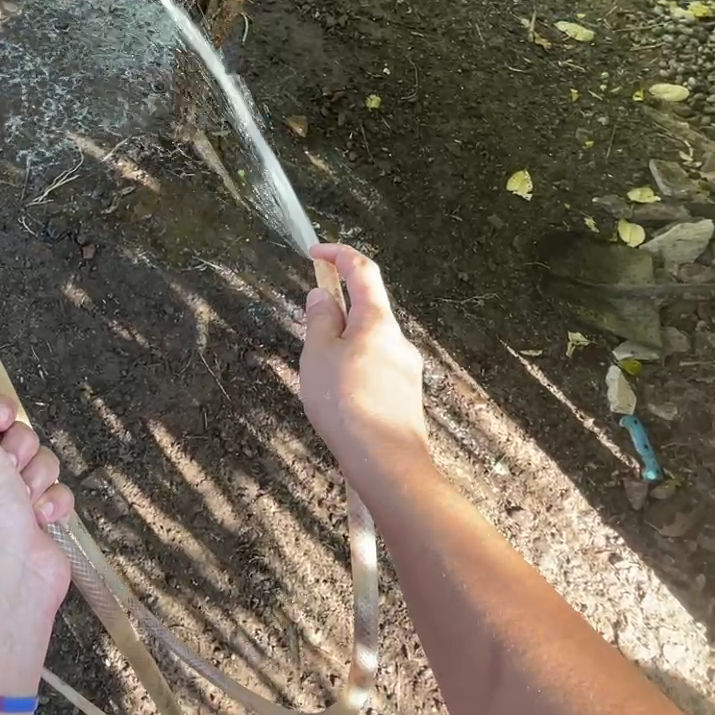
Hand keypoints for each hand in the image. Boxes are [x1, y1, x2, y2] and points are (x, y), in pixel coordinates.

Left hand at [0, 368, 75, 617]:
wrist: (6, 576)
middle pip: (20, 434)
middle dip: (22, 449)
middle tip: (8, 471)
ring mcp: (16, 500)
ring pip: (44, 461)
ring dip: (39, 478)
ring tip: (25, 503)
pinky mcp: (43, 520)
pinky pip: (60, 491)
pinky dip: (54, 503)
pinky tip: (41, 521)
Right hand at [300, 244, 427, 456]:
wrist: (385, 462)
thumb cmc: (345, 402)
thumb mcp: (319, 355)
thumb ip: (320, 320)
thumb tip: (322, 296)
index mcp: (377, 321)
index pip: (362, 270)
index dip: (339, 254)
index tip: (315, 252)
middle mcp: (397, 339)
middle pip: (367, 308)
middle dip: (336, 312)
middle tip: (309, 337)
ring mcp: (405, 368)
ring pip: (369, 342)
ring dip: (343, 345)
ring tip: (320, 378)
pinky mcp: (404, 395)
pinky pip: (374, 367)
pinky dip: (352, 368)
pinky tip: (338, 398)